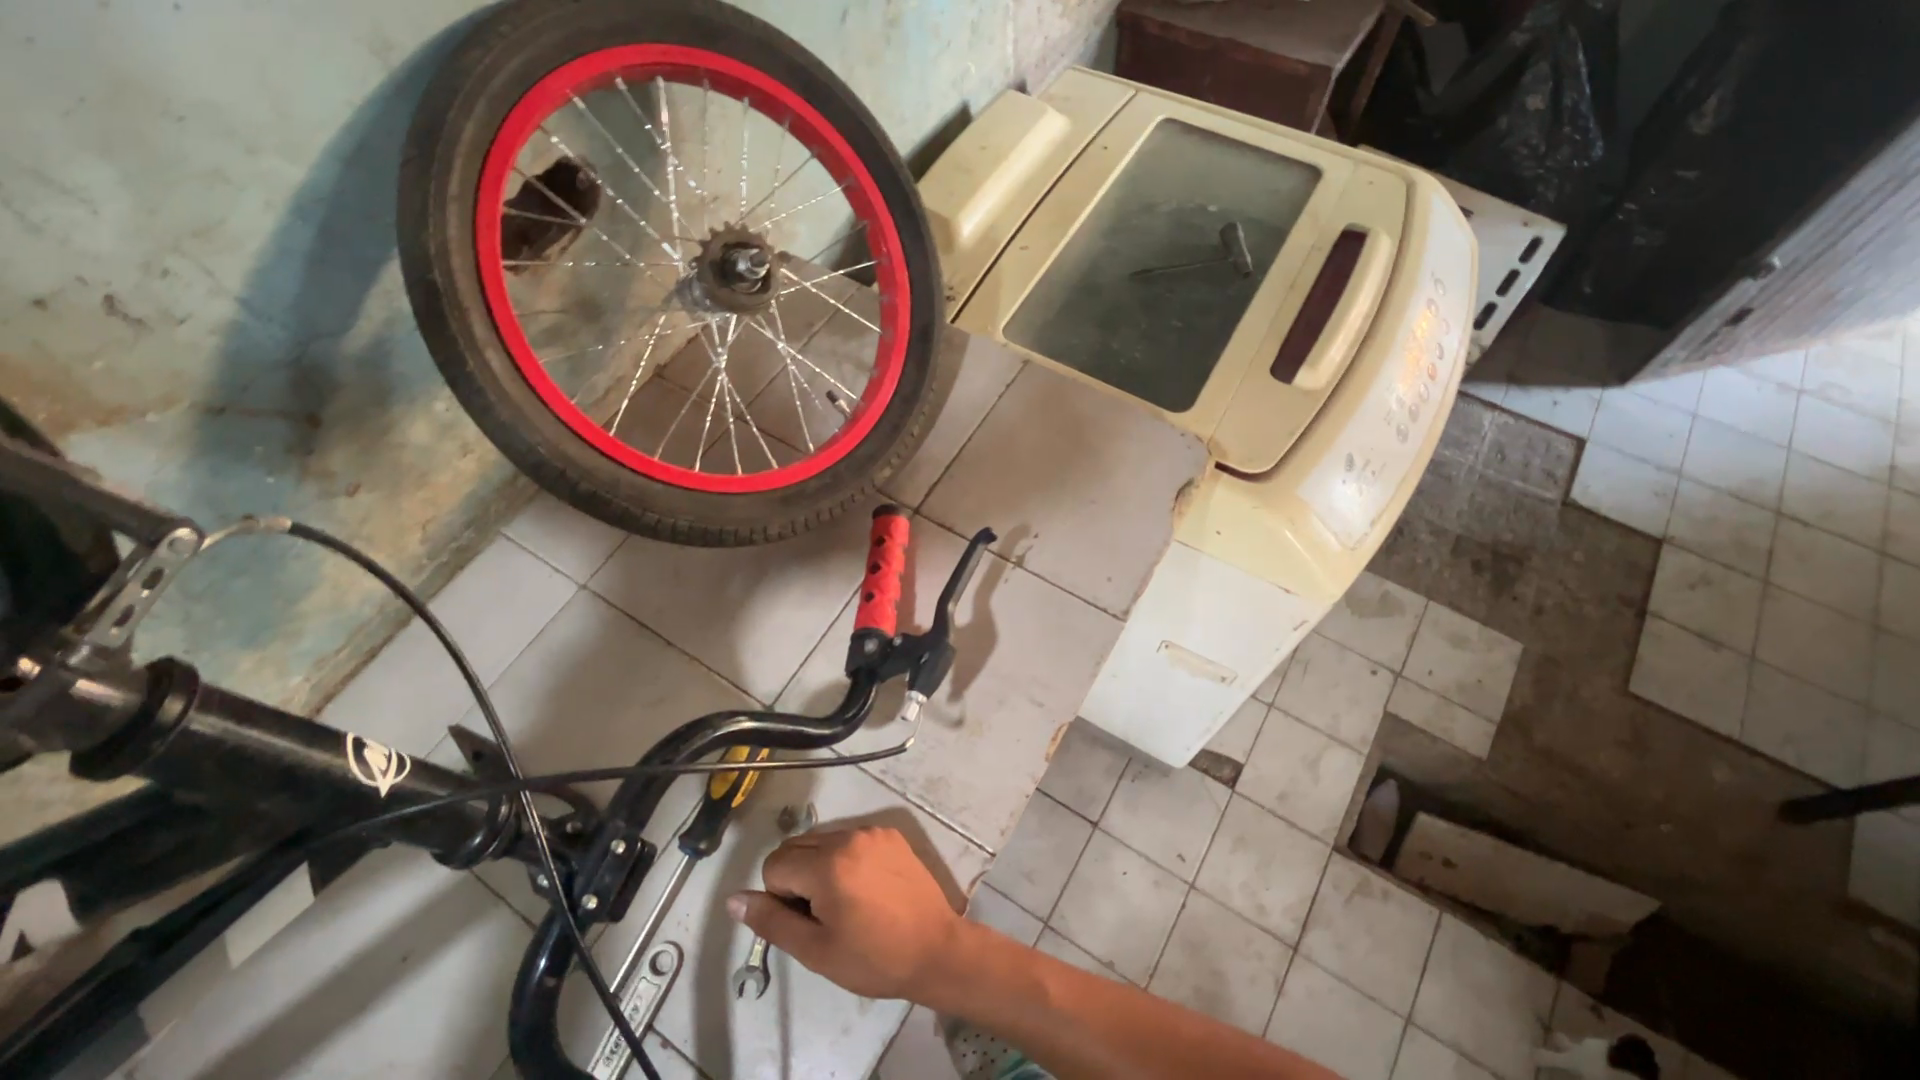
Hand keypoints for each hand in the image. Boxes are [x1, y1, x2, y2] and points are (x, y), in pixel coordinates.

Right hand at [726, 826, 966, 1001]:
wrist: (937, 951)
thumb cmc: (874, 958)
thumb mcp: (816, 950)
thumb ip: (771, 921)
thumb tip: (734, 899)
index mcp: (827, 864)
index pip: (775, 866)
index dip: (782, 897)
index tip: (809, 921)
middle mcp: (848, 836)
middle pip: (796, 847)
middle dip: (798, 878)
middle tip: (825, 914)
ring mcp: (873, 832)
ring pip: (822, 840)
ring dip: (821, 866)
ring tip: (847, 902)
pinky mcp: (892, 835)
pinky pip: (850, 838)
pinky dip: (846, 858)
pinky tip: (866, 888)